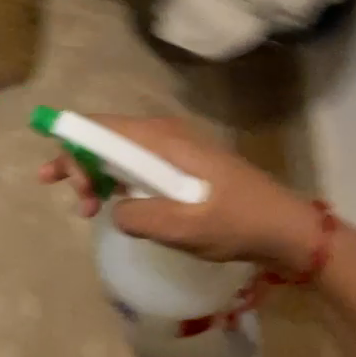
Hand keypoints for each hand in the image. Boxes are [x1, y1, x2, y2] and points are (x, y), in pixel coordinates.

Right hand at [36, 114, 321, 275]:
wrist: (290, 229)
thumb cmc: (238, 223)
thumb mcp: (185, 228)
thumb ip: (139, 216)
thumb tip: (114, 210)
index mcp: (159, 139)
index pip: (97, 127)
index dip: (71, 146)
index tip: (66, 182)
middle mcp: (160, 133)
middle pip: (101, 136)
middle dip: (78, 163)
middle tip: (80, 203)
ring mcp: (169, 147)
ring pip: (114, 149)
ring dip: (94, 173)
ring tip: (88, 208)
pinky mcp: (178, 163)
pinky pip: (133, 162)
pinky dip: (113, 178)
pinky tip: (112, 203)